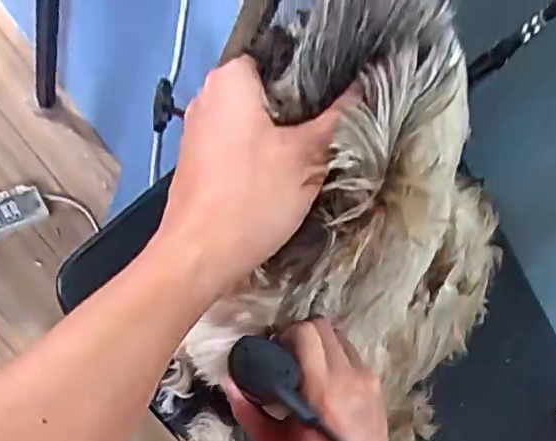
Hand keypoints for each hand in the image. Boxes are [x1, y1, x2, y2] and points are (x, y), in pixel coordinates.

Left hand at [152, 57, 352, 295]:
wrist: (197, 261)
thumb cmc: (249, 203)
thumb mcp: (305, 161)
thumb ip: (336, 123)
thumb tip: (360, 93)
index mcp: (231, 78)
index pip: (284, 64)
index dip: (314, 90)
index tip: (331, 120)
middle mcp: (207, 100)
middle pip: (268, 103)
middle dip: (295, 128)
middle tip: (319, 155)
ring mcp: (196, 138)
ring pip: (252, 136)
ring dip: (276, 157)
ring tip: (297, 182)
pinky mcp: (196, 173)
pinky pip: (235, 163)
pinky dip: (254, 176)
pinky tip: (269, 200)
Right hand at [224, 320, 421, 440]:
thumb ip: (248, 412)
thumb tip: (229, 384)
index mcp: (321, 388)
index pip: (306, 332)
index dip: (286, 335)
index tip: (275, 353)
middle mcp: (347, 375)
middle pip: (323, 326)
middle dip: (302, 333)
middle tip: (288, 356)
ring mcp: (366, 377)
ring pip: (340, 337)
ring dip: (320, 344)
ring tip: (306, 367)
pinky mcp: (376, 384)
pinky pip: (352, 356)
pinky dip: (335, 359)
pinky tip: (325, 381)